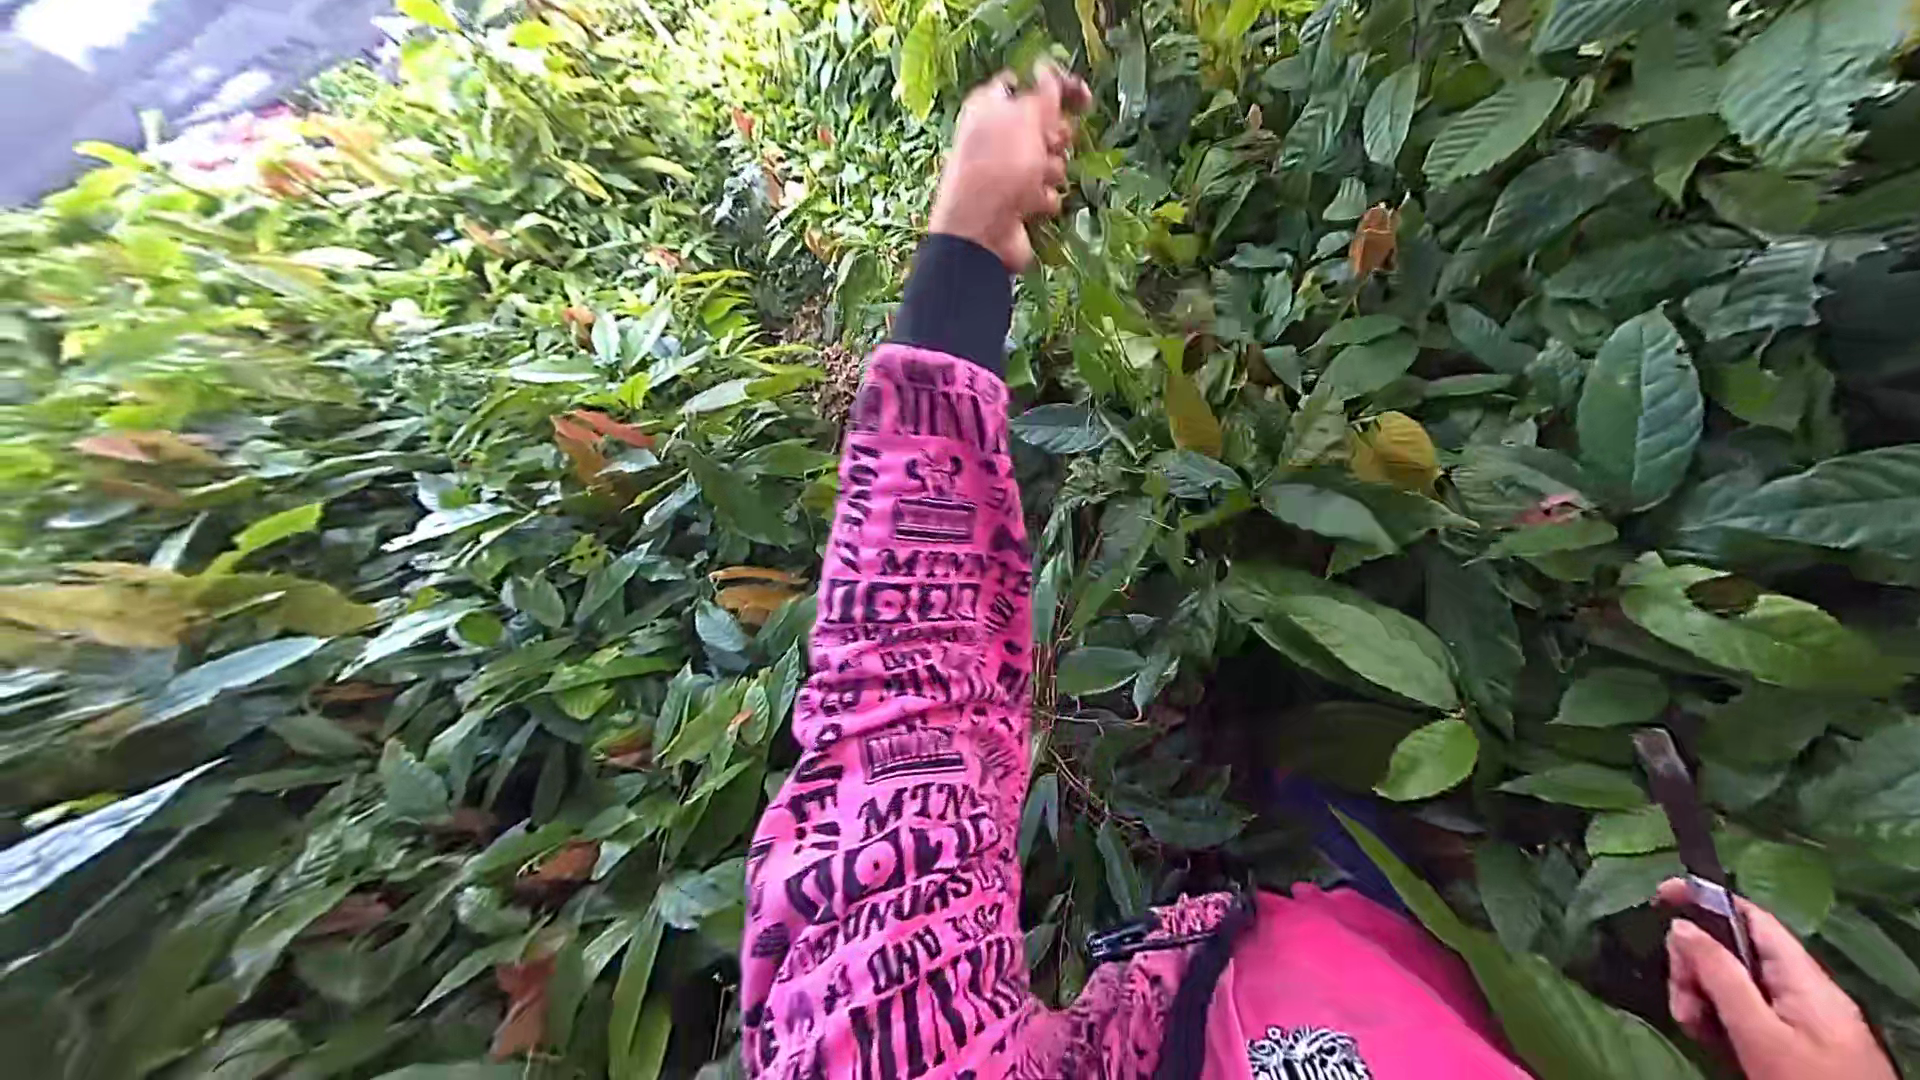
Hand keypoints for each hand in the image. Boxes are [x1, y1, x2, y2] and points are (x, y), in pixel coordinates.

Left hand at [928, 61, 1090, 271]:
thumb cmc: (1001, 167)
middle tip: (1053, 145)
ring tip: (1040, 180)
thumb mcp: (1026, 117)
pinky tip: (1037, 205)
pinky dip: (1045, 199)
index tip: (1085, 99)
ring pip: (1048, 162)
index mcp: (991, 106)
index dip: (1059, 89)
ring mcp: (1006, 174)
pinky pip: (1043, 195)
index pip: (1031, 85)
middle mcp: (998, 138)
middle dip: (1057, 135)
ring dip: (1052, 170)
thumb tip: (1049, 70)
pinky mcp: (1016, 205)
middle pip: (1044, 126)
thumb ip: (1044, 93)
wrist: (980, 233)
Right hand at [1657, 878, 1894, 1079]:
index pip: (1751, 917)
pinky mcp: (1792, 1036)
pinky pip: (1742, 1006)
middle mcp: (1804, 991)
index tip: (1660, 896)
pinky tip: (1708, 1035)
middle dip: (1692, 966)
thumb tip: (1680, 925)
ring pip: (1728, 979)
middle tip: (1682, 999)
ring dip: (1698, 993)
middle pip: (1730, 950)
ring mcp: (1800, 1016)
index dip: (1704, 898)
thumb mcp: (1757, 1031)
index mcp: (1805, 982)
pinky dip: (1715, 1014)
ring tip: (1694, 1025)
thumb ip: (1719, 973)